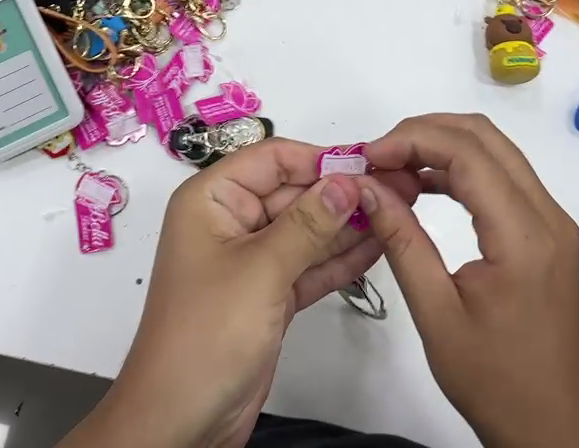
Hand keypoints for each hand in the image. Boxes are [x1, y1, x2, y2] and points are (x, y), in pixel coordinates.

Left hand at [62, 138, 421, 447]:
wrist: (180, 421)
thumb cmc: (207, 334)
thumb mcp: (260, 271)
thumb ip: (308, 224)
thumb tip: (347, 181)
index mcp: (211, 199)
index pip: (272, 160)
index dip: (319, 157)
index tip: (370, 161)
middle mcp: (229, 221)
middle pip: (292, 192)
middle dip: (341, 192)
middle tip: (397, 187)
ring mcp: (251, 259)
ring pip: (305, 229)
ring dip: (348, 224)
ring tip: (398, 210)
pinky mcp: (268, 294)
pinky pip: (308, 264)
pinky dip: (339, 258)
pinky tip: (378, 246)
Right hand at [357, 114, 578, 447]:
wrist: (552, 425)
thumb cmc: (493, 378)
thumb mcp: (435, 313)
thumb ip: (401, 241)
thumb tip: (365, 185)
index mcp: (523, 236)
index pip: (467, 153)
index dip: (412, 140)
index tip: (367, 156)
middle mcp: (546, 215)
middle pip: (484, 137)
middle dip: (424, 132)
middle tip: (378, 157)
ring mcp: (551, 220)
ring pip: (493, 150)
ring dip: (440, 146)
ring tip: (392, 169)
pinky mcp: (545, 230)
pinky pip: (500, 175)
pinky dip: (458, 167)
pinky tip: (422, 186)